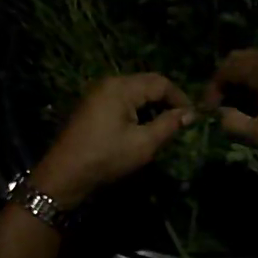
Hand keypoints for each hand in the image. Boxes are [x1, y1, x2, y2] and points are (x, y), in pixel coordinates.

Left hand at [34, 74, 194, 206]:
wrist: (64, 174)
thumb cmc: (106, 158)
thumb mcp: (143, 144)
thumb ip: (168, 125)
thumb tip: (190, 114)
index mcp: (121, 87)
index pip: (160, 82)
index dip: (180, 98)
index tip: (193, 117)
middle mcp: (109, 83)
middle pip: (146, 83)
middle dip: (166, 100)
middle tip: (181, 122)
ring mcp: (97, 93)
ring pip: (134, 92)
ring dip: (151, 106)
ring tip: (164, 127)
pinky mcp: (92, 106)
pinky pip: (121, 100)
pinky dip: (136, 110)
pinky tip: (142, 128)